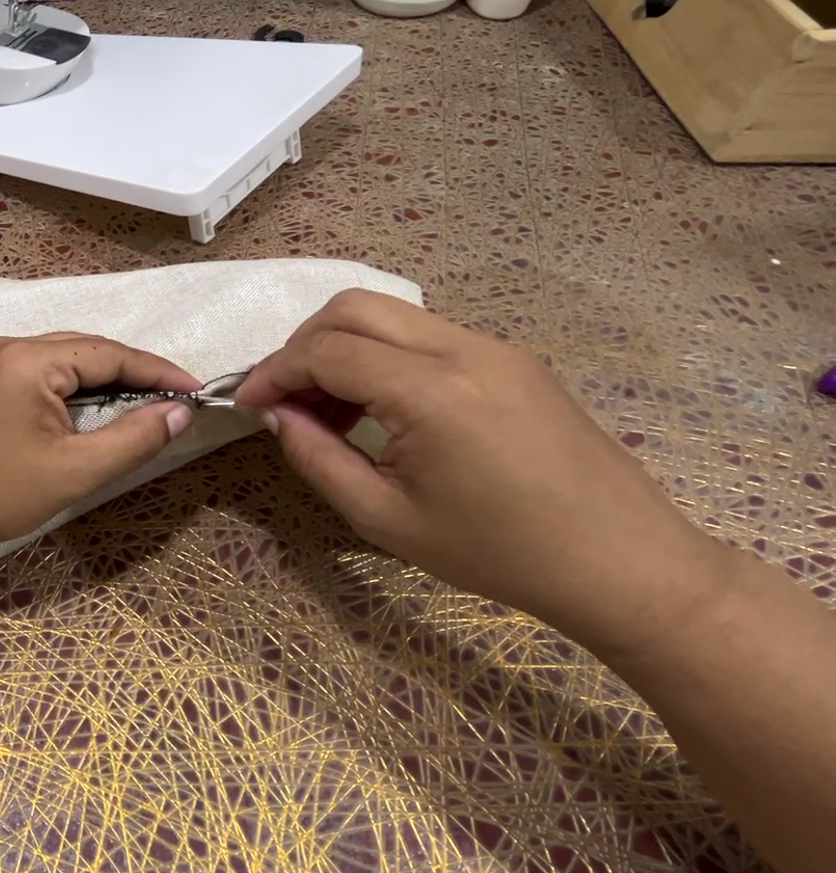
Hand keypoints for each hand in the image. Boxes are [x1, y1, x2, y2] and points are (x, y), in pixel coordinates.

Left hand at [0, 333, 198, 565]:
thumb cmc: (1, 493)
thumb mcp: (76, 470)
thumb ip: (134, 438)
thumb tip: (179, 412)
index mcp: (28, 360)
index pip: (108, 354)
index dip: (157, 371)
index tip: (196, 391)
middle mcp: (9, 347)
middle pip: (87, 349)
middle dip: (134, 373)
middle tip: (175, 400)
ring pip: (66, 359)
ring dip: (106, 379)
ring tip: (147, 403)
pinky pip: (44, 372)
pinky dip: (76, 387)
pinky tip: (99, 407)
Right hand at [233, 290, 728, 657]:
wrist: (625, 565)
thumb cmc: (497, 552)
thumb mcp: (383, 518)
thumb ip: (316, 457)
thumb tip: (275, 416)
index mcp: (432, 392)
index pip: (325, 351)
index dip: (272, 373)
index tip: (247, 405)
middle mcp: (464, 350)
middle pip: (352, 308)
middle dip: (300, 345)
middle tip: (283, 397)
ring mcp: (493, 348)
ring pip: (387, 314)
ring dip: (339, 348)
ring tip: (326, 409)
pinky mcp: (510, 359)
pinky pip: (422, 334)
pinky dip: (379, 356)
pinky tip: (376, 408)